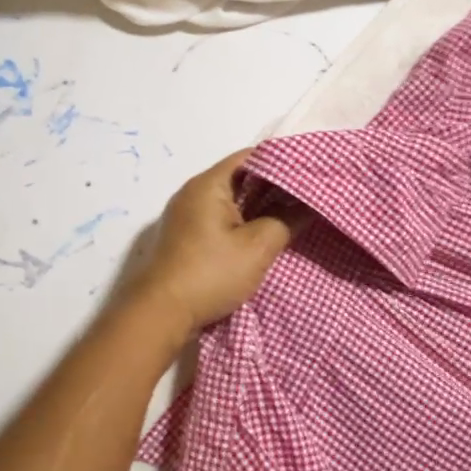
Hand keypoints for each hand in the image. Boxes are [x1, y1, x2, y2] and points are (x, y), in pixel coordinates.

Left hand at [122, 149, 296, 336]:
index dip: (283, 162)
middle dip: (274, 188)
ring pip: (231, 202)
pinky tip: (263, 239)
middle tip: (307, 198)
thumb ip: (286, 219)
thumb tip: (307, 204)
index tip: (309, 175)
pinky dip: (242, 225)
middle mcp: (193, 193)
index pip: (251, 156)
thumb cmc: (210, 273)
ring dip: (258, 210)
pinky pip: (219, 221)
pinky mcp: (184, 239)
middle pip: (241, 178)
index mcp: (208, 184)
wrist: (161, 314)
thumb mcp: (258, 247)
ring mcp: (185, 217)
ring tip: (291, 218)